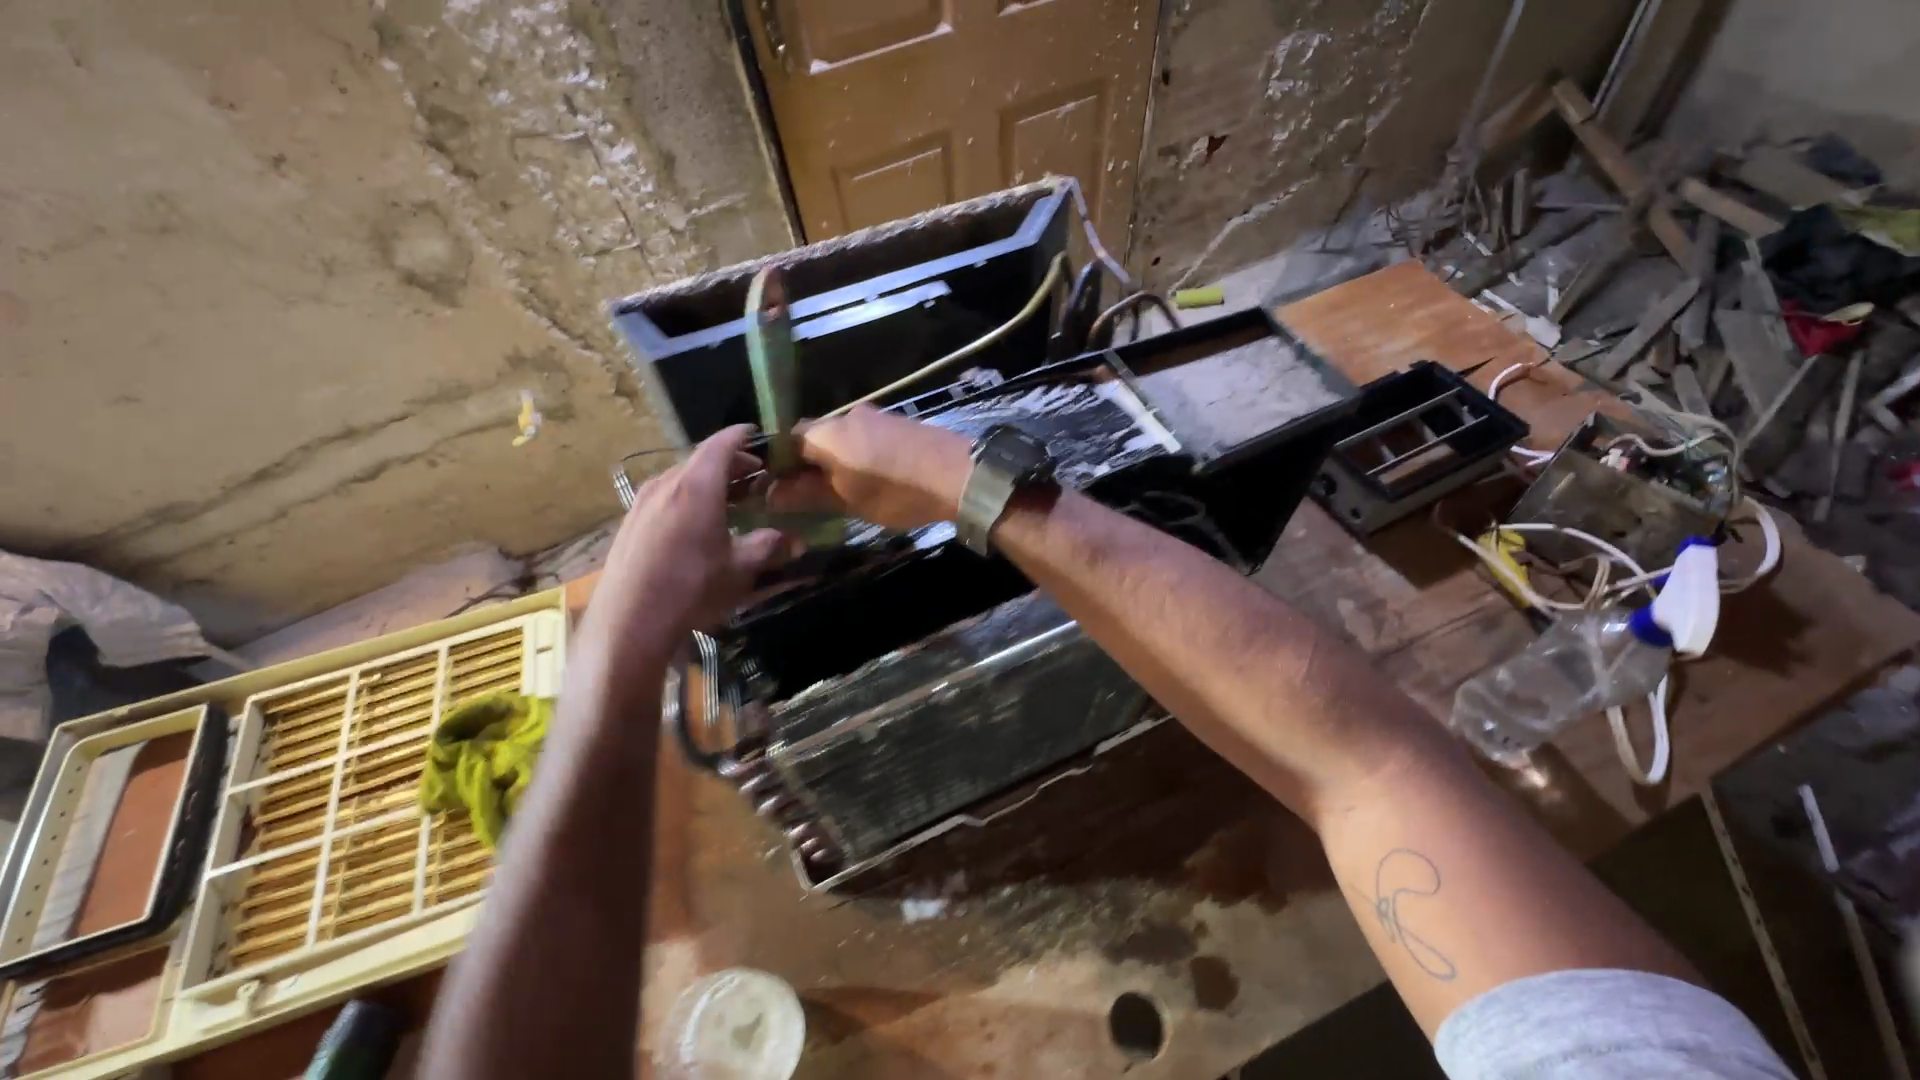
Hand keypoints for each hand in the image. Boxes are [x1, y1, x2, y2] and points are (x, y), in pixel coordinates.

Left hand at [585, 425, 785, 653]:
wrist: (630, 620)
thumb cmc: (691, 587)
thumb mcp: (739, 569)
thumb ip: (768, 547)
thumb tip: (796, 541)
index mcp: (697, 485)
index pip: (722, 444)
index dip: (742, 436)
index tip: (757, 434)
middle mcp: (667, 483)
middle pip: (701, 459)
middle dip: (730, 463)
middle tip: (754, 475)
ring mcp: (643, 501)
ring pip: (681, 477)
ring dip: (707, 481)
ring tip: (728, 498)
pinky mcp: (630, 521)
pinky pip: (665, 495)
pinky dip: (687, 496)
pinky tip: (696, 521)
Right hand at [786, 405, 972, 529]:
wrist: (960, 474)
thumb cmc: (897, 492)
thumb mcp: (847, 501)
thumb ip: (807, 494)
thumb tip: (770, 494)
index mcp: (826, 433)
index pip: (784, 440)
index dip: (777, 465)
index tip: (777, 490)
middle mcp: (846, 415)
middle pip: (813, 436)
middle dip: (806, 464)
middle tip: (808, 496)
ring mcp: (875, 416)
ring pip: (840, 437)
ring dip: (834, 460)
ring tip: (841, 491)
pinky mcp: (897, 423)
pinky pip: (864, 437)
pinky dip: (857, 456)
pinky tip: (869, 478)